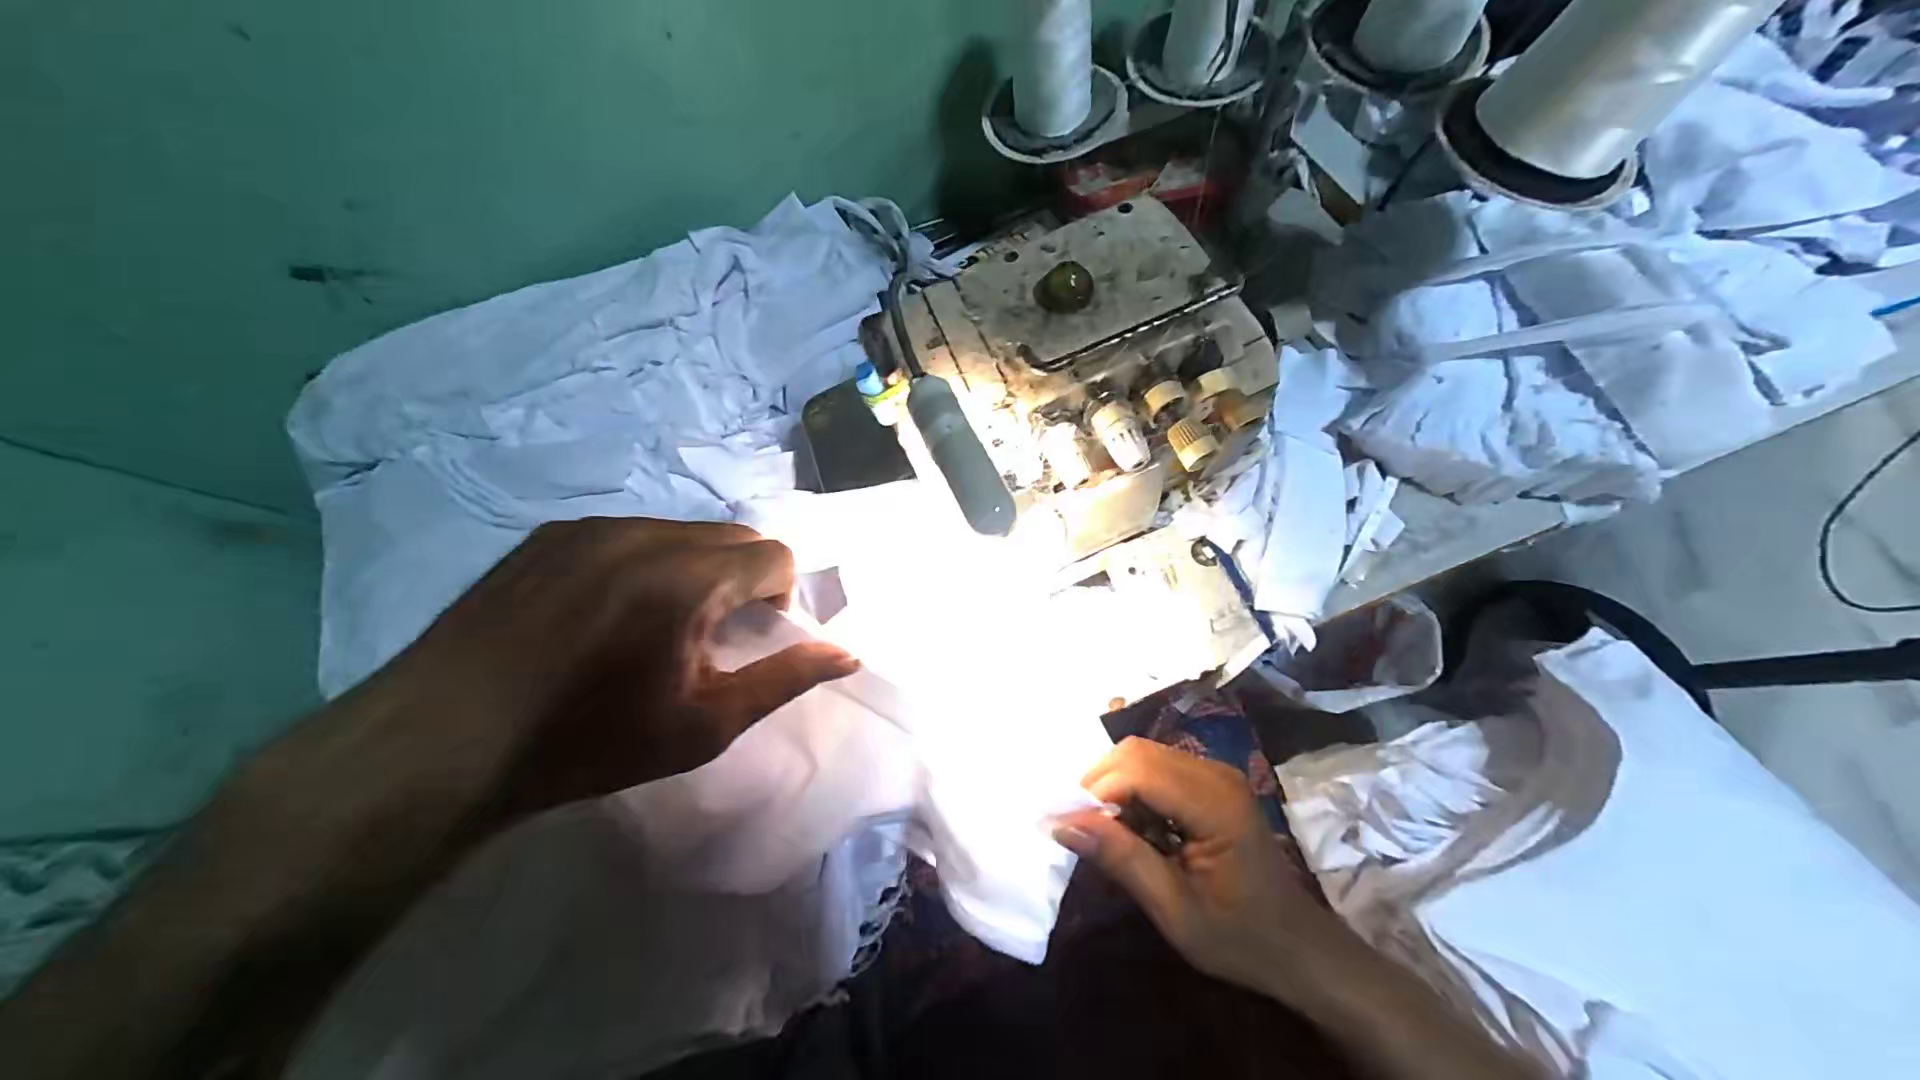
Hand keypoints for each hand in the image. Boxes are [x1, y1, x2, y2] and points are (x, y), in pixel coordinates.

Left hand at [362, 518, 860, 818]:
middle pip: (732, 536)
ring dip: (694, 567)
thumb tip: (849, 654)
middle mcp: (645, 534)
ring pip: (681, 531)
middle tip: (710, 634)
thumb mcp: (704, 725)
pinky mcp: (549, 535)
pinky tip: (603, 612)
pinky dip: (645, 561)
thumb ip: (785, 679)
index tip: (752, 637)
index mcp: (688, 578)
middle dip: (742, 578)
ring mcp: (590, 528)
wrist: (443, 743)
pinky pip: (628, 533)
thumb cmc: (589, 742)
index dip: (780, 596)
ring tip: (653, 624)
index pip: (775, 555)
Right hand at [1053, 737, 1347, 995]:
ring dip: (1113, 786)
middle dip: (1099, 785)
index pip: (1138, 771)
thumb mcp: (1175, 911)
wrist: (1297, 947)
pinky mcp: (1208, 781)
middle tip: (1085, 831)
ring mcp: (1214, 773)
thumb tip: (1061, 823)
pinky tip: (1134, 828)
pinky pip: (1155, 766)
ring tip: (1109, 834)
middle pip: (1136, 752)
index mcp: (1216, 804)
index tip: (1070, 829)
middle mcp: (1215, 774)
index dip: (1096, 793)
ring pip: (1141, 754)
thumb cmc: (1240, 937)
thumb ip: (1121, 859)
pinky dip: (1131, 789)